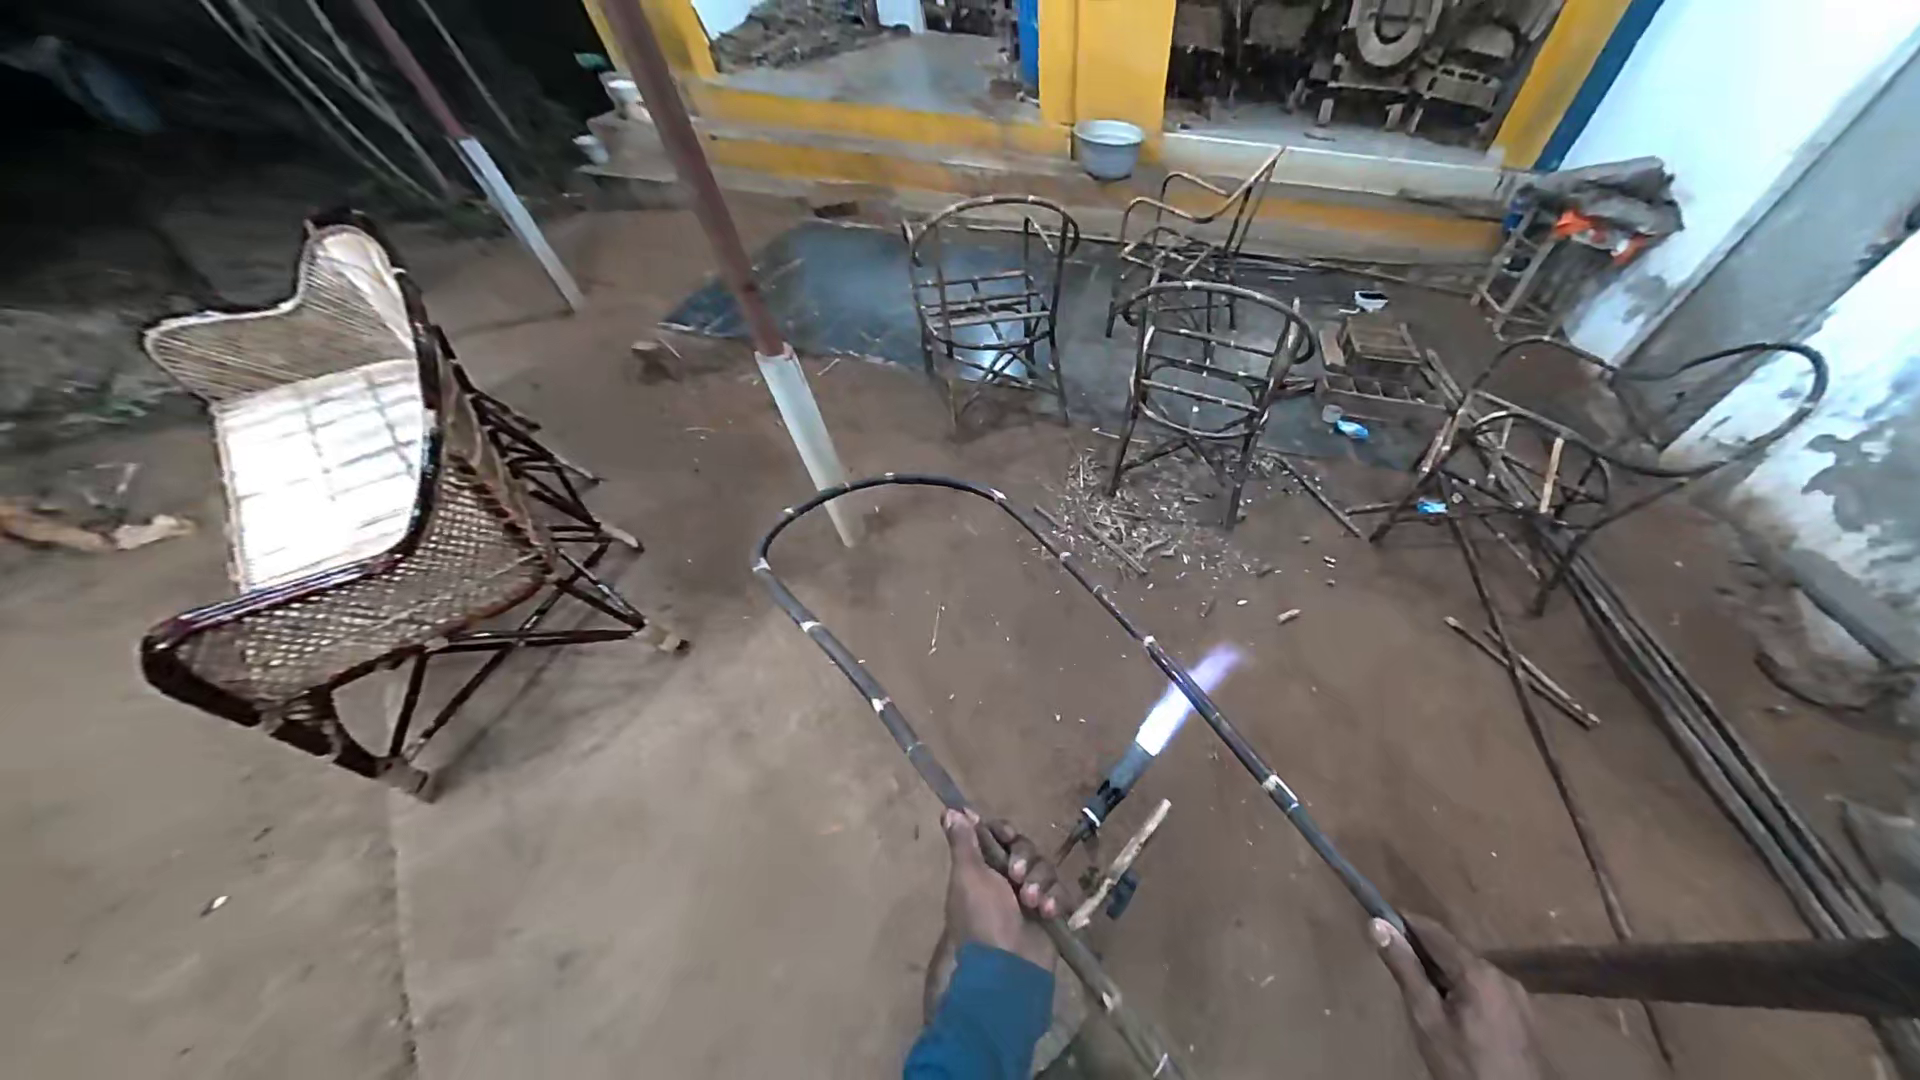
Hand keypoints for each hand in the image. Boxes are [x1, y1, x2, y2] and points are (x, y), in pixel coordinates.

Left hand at [942, 809, 1067, 968]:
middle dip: (1025, 858)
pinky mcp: (1051, 914)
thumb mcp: (967, 876)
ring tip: (1032, 902)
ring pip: (1046, 868)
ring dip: (1040, 881)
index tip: (1006, 836)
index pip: (999, 834)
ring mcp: (1030, 896)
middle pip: (1025, 847)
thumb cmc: (981, 918)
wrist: (1005, 972)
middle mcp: (1006, 878)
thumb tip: (949, 809)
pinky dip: (1057, 899)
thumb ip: (962, 842)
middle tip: (1017, 876)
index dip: (1004, 831)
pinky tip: (1048, 912)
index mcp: (984, 866)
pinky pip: (1062, 892)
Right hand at [1373, 914, 1548, 1079]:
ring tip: (1420, 997)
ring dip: (1440, 974)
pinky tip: (1450, 1014)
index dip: (1401, 923)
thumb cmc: (1467, 1067)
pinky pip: (1482, 988)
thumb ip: (1403, 967)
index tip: (1377, 926)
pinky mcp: (1524, 1017)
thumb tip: (1377, 924)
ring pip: (1465, 969)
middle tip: (1396, 972)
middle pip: (1450, 950)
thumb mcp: (1426, 1017)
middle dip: (1421, 954)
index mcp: (1478, 972)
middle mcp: (1502, 975)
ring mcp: (1518, 997)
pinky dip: (1459, 990)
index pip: (1431, 930)